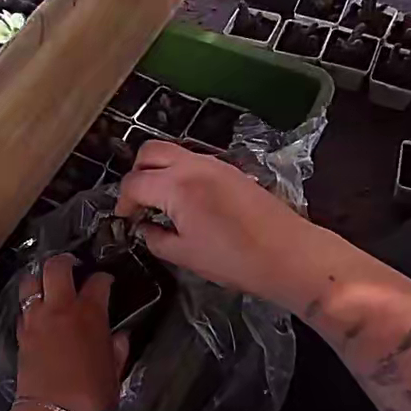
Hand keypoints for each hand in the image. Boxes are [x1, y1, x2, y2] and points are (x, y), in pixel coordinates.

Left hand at [14, 254, 128, 410]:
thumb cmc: (92, 391)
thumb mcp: (115, 368)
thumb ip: (118, 347)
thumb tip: (119, 336)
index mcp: (90, 312)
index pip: (98, 281)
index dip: (104, 278)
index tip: (107, 282)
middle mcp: (61, 308)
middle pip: (56, 267)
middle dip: (64, 260)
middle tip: (72, 265)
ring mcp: (36, 320)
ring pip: (30, 282)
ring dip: (40, 278)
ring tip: (49, 284)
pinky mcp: (20, 335)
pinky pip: (23, 308)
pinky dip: (31, 305)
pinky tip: (39, 312)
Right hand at [115, 141, 327, 305]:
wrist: (288, 253)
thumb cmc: (236, 259)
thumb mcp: (186, 255)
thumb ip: (156, 239)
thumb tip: (145, 229)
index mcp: (177, 186)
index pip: (134, 182)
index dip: (122, 202)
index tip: (125, 219)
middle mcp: (195, 165)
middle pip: (150, 151)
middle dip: (137, 173)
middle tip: (139, 203)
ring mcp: (217, 164)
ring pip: (175, 152)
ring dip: (160, 170)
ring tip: (162, 203)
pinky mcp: (233, 170)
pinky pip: (197, 161)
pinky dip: (182, 173)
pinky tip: (188, 201)